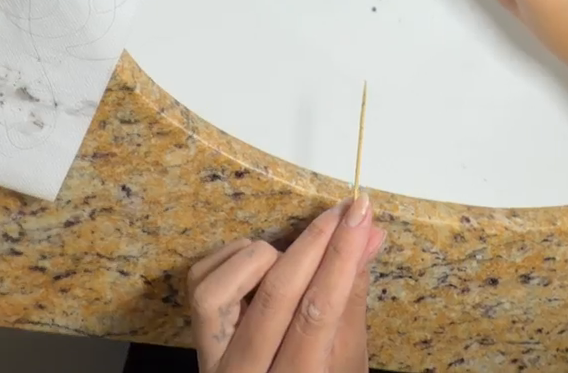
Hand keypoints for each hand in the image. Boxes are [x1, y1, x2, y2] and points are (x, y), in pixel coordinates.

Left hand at [188, 196, 386, 371]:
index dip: (342, 254)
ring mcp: (211, 360)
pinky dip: (234, 260)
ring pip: (219, 291)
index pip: (317, 312)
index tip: (362, 211)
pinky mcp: (196, 340)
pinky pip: (202, 283)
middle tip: (344, 210)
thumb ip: (353, 296)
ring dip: (264, 259)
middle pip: (275, 296)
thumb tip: (371, 233)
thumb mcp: (349, 362)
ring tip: (293, 261)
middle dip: (315, 242)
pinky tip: (260, 267)